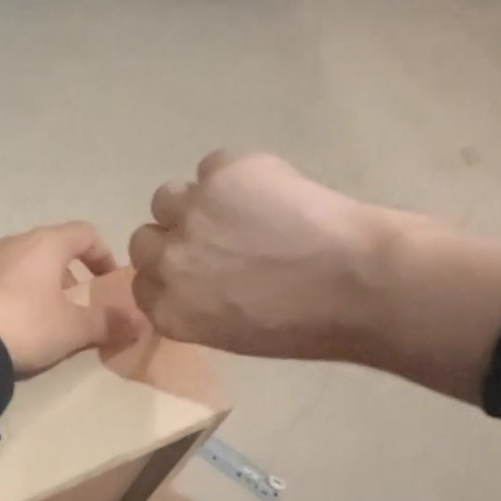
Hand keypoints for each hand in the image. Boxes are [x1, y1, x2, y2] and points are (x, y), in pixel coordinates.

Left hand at [0, 222, 135, 376]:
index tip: (108, 282)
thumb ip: (107, 323)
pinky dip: (13, 293)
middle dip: (69, 270)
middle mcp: (14, 243)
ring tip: (44, 315)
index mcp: (46, 243)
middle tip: (76, 301)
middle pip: (51, 246)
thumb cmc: (27, 326)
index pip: (86, 233)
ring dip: (40, 282)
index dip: (103, 255)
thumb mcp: (73, 329)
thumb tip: (140, 322)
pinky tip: (12, 322)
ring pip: (22, 263)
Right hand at [128, 151, 394, 361]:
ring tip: (236, 208)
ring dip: (194, 203)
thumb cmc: (306, 325)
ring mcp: (191, 213)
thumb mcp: (232, 334)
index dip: (166, 273)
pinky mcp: (222, 174)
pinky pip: (212, 166)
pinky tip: (267, 189)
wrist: (358, 282)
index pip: (142, 285)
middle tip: (214, 239)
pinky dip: (234, 176)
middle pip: (144, 239)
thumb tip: (200, 281)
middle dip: (173, 238)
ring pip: (167, 197)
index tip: (193, 272)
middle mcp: (166, 262)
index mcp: (168, 310)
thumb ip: (197, 305)